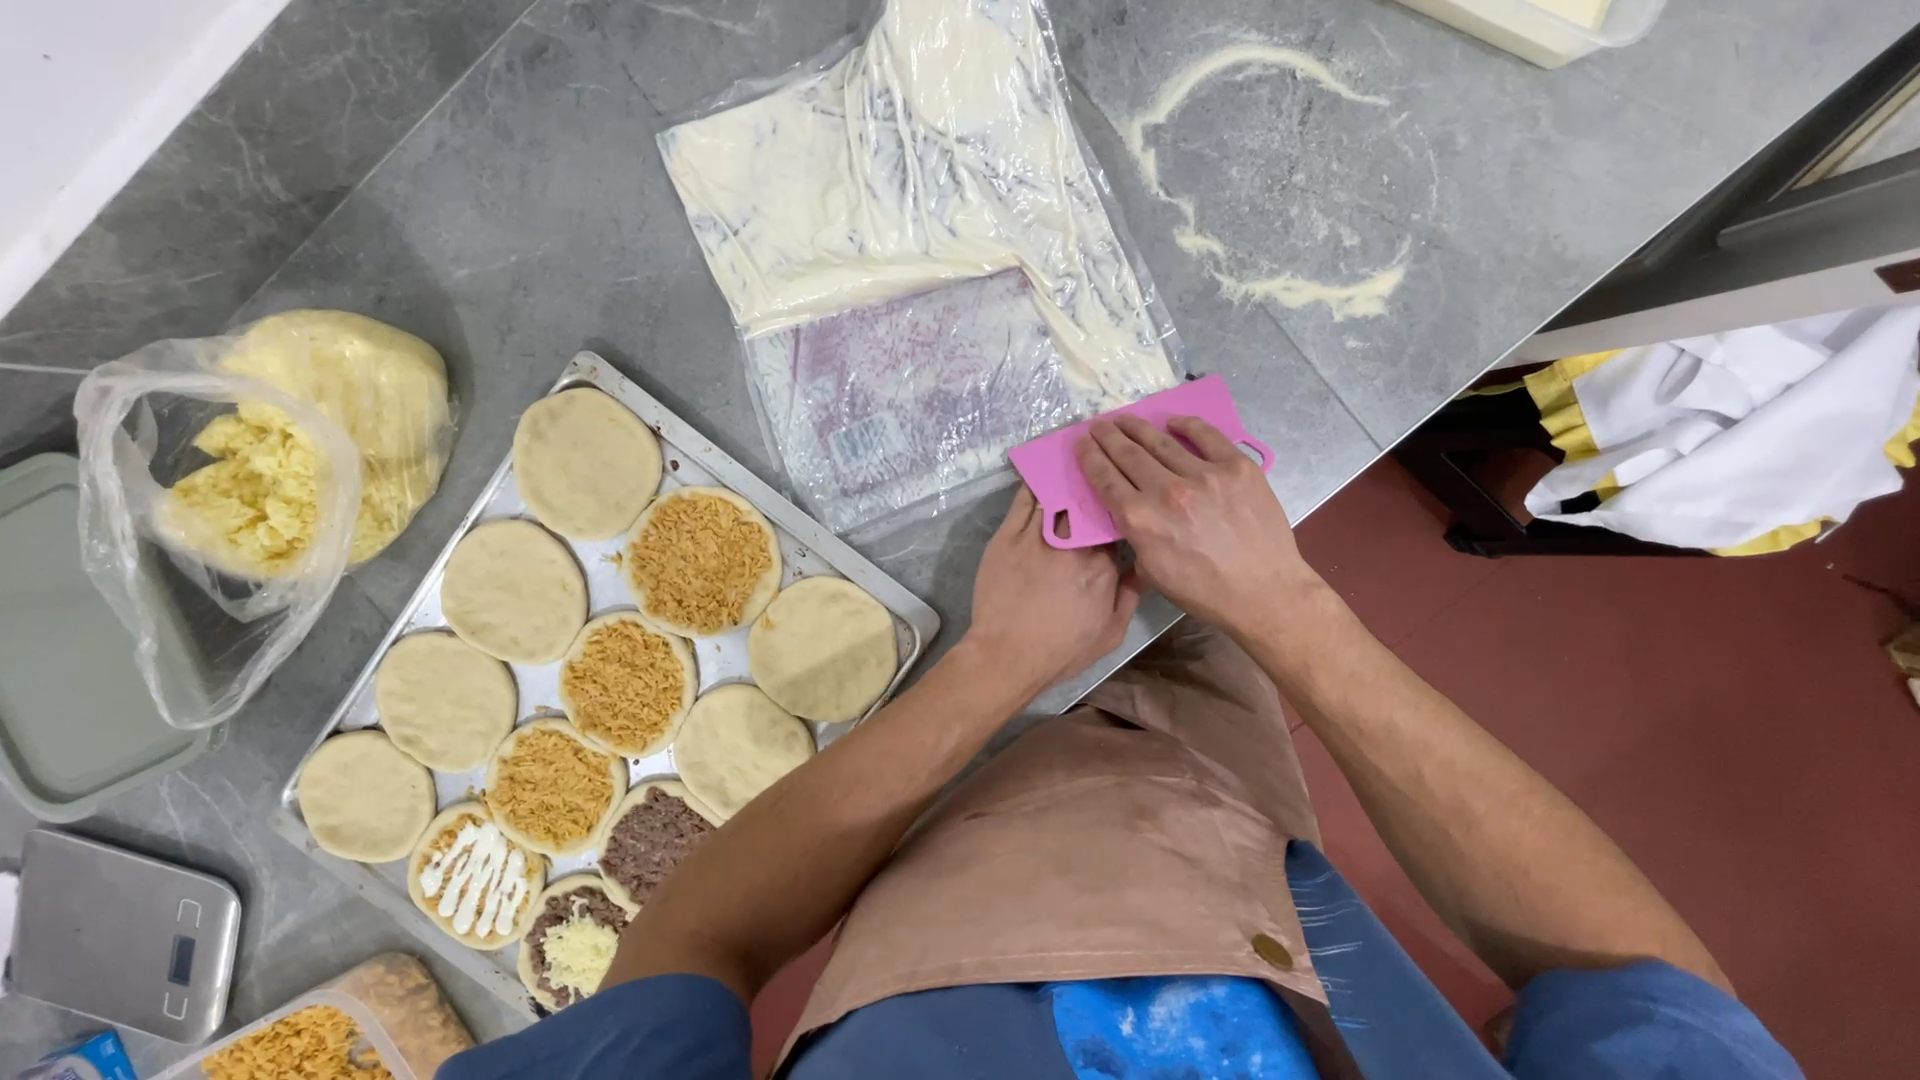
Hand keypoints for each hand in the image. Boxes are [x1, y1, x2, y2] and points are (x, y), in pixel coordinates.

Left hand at [961, 485, 1139, 693]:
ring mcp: (1039, 537)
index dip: (1115, 516)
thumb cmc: (1061, 652)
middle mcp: (1075, 545)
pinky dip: (1035, 485)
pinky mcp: (1008, 537)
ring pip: (1058, 496)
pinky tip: (1040, 475)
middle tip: (1096, 477)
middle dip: (1094, 492)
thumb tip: (1142, 568)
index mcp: (1104, 568)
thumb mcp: (1111, 635)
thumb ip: (1130, 598)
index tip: (1115, 507)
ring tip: (1072, 463)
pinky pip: (1025, 500)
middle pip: (1089, 506)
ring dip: (1066, 479)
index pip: (1116, 528)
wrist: (1006, 656)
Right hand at [1076, 414, 1322, 634]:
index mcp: (1140, 519)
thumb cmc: (1203, 590)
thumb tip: (1130, 511)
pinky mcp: (1236, 467)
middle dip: (1108, 437)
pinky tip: (1173, 421)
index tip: (1082, 443)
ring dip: (1139, 428)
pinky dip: (1187, 425)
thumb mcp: (1151, 571)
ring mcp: (1204, 475)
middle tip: (1099, 425)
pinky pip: (1207, 436)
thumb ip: (1135, 535)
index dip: (1090, 457)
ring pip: (1161, 442)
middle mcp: (1167, 491)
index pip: (1106, 479)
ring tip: (1126, 419)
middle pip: (1128, 454)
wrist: (1262, 591)